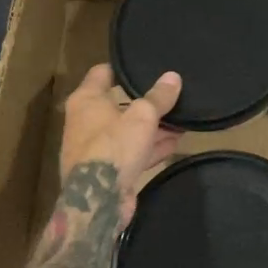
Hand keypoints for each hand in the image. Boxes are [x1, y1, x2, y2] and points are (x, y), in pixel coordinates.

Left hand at [62, 64, 182, 223]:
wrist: (98, 202)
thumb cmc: (114, 147)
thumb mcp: (142, 116)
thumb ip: (159, 97)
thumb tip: (173, 77)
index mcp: (86, 101)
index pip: (102, 73)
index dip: (123, 68)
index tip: (145, 65)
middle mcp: (86, 121)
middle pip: (118, 103)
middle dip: (145, 101)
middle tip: (172, 93)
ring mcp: (96, 148)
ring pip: (128, 130)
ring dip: (153, 126)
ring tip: (182, 118)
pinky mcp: (108, 170)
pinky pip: (132, 151)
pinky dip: (151, 146)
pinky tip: (175, 143)